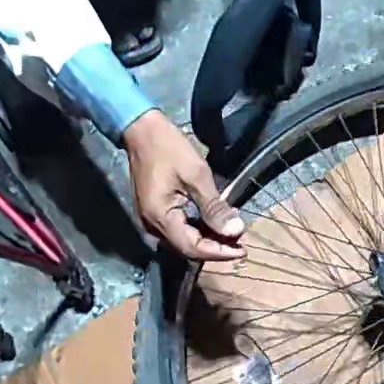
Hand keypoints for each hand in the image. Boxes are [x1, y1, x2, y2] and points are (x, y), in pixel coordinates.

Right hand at [123, 109, 245, 260]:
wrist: (141, 130)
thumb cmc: (169, 149)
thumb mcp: (197, 176)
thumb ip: (214, 207)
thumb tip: (235, 231)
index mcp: (160, 219)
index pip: (193, 248)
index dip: (219, 253)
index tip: (243, 251)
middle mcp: (152, 226)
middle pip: (188, 248)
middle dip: (215, 248)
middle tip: (240, 243)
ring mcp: (151, 220)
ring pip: (184, 240)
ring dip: (208, 239)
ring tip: (231, 232)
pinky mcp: (155, 212)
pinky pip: (178, 229)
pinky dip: (198, 229)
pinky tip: (214, 221)